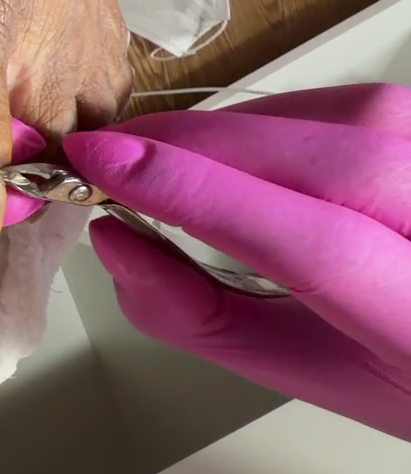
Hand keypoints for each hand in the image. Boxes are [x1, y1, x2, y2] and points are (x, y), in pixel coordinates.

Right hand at [67, 85, 410, 441]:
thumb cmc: (396, 368)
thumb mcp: (287, 367)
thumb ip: (183, 312)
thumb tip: (106, 234)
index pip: (315, 244)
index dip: (192, 192)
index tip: (92, 160)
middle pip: (337, 162)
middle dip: (194, 143)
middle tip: (102, 150)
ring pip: (350, 116)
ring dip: (226, 127)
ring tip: (161, 155)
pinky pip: (355, 104)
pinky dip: (269, 117)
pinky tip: (231, 148)